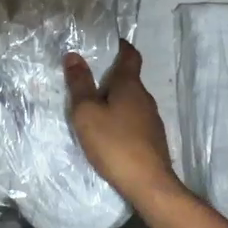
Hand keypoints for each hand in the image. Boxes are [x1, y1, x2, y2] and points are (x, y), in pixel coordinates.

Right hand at [65, 40, 182, 203]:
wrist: (149, 185)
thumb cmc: (115, 143)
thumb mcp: (87, 113)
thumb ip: (80, 84)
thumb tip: (73, 55)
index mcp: (130, 84)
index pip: (130, 55)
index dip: (120, 46)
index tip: (108, 43)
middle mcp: (145, 97)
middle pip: (129, 79)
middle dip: (111, 77)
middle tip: (89, 80)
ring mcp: (152, 120)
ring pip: (132, 101)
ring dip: (116, 101)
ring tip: (96, 109)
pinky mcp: (153, 140)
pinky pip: (135, 120)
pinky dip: (123, 119)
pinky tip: (110, 134)